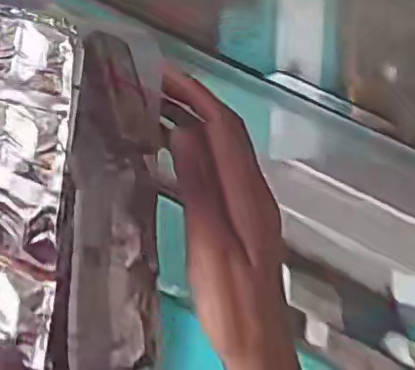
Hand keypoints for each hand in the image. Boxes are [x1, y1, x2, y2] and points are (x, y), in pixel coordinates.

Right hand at [165, 67, 298, 369]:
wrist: (260, 349)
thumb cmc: (233, 306)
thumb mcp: (210, 247)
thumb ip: (200, 187)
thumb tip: (183, 131)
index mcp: (248, 194)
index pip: (224, 126)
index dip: (196, 93)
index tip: (165, 73)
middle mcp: (254, 190)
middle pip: (226, 128)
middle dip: (193, 96)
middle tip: (154, 79)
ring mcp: (251, 200)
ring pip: (223, 142)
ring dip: (193, 116)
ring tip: (156, 103)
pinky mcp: (243, 212)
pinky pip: (219, 160)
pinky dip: (195, 140)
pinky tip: (173, 145)